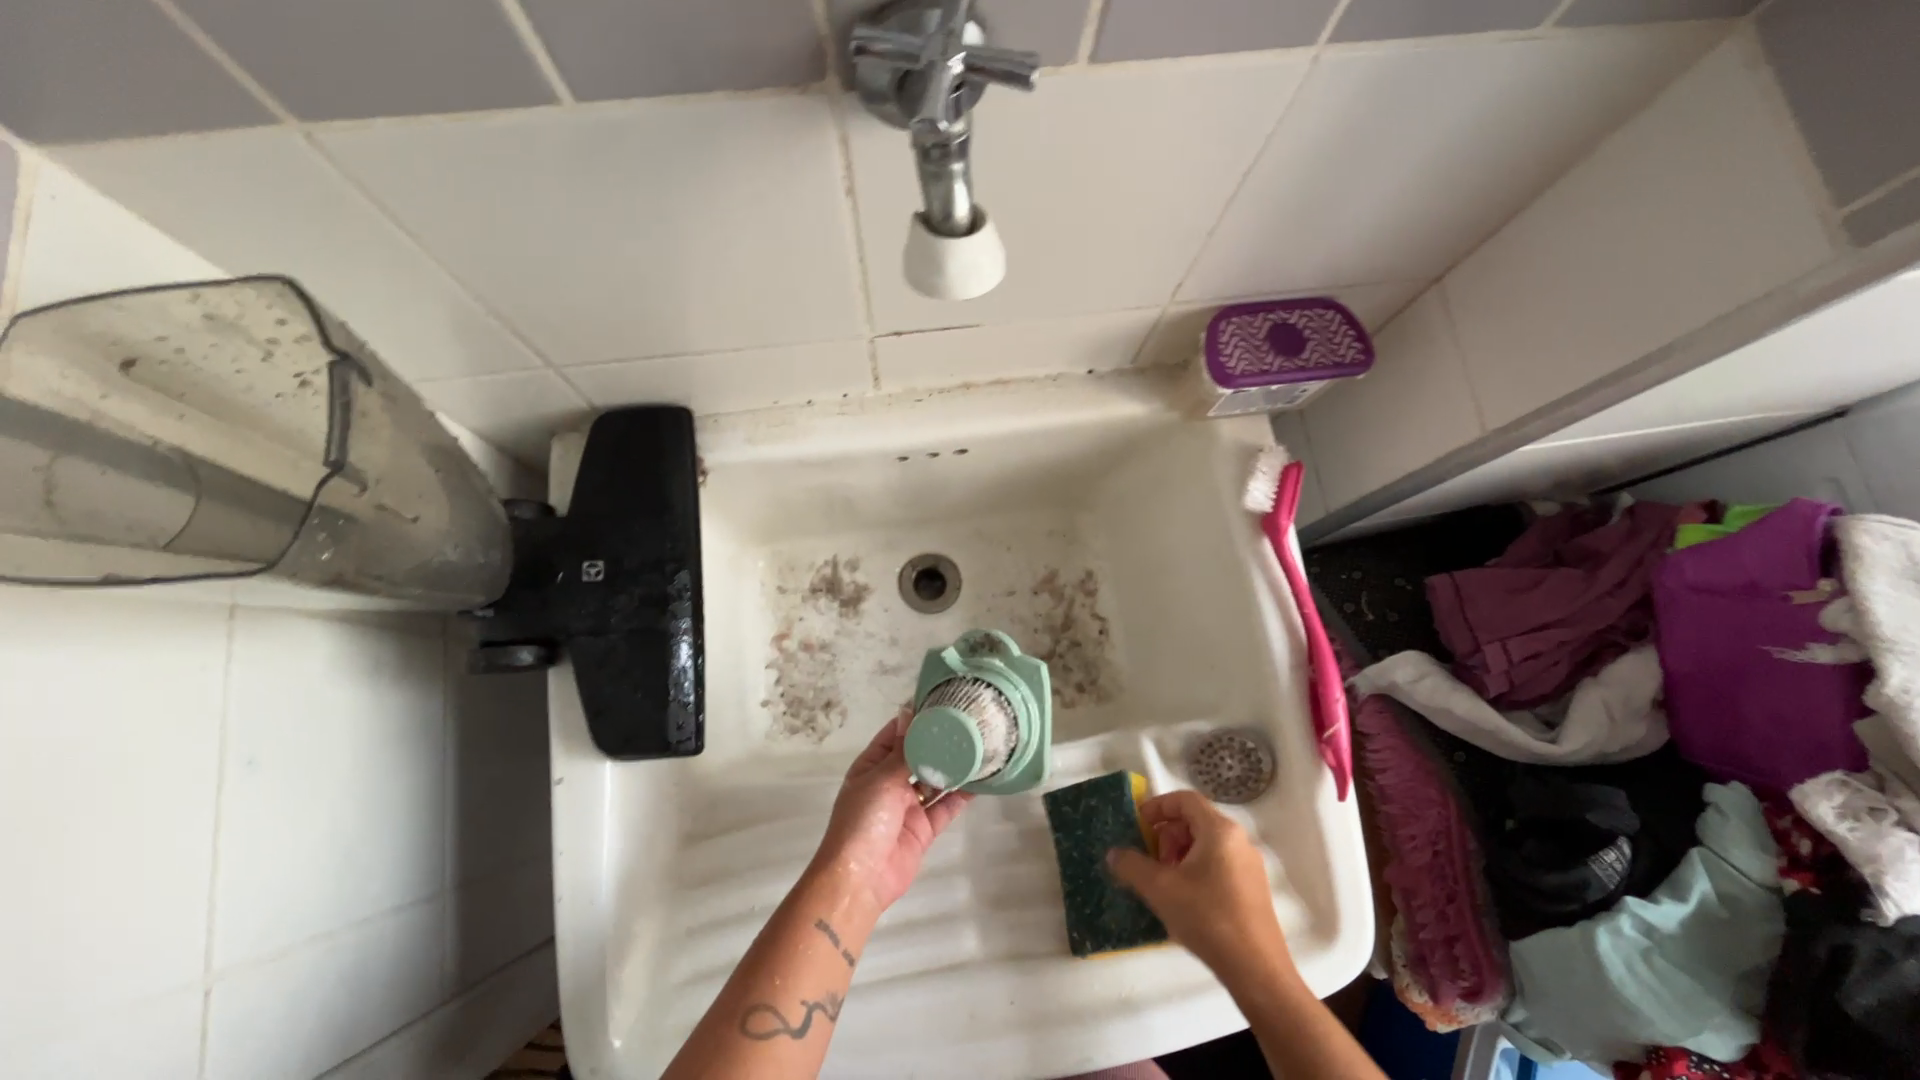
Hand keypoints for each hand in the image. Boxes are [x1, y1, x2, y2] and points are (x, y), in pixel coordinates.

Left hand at [808, 719, 972, 912]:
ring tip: (980, 747)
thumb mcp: (881, 780)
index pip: (896, 735)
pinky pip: (945, 807)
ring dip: (953, 767)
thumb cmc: (863, 821)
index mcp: (872, 766)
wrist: (861, 879)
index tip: (943, 702)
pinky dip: (961, 795)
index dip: (917, 720)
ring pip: (935, 780)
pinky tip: (981, 781)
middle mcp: (890, 783)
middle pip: (918, 757)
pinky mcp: (924, 828)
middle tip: (970, 722)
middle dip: (939, 743)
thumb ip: (903, 751)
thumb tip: (909, 712)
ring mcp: (908, 806)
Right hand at [1107, 791, 1294, 985]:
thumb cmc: (1207, 918)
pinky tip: (1184, 902)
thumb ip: (1131, 865)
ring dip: (1178, 856)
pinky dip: (1195, 872)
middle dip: (1166, 837)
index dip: (1157, 806)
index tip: (1138, 825)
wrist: (1256, 969)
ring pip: (1206, 846)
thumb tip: (1114, 853)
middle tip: (1150, 863)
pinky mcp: (1252, 889)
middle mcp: (1239, 841)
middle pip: (1195, 822)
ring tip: (1165, 885)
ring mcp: (1249, 866)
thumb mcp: (1160, 888)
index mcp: (1220, 831)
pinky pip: (1218, 865)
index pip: (1185, 800)